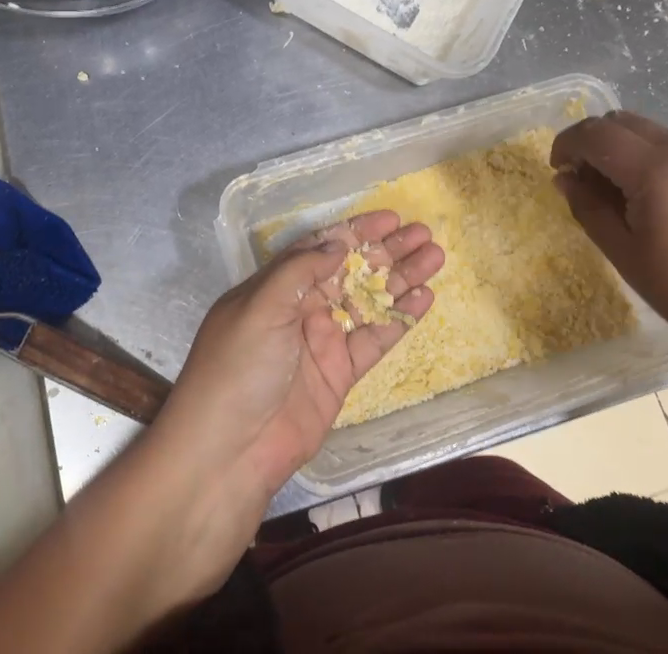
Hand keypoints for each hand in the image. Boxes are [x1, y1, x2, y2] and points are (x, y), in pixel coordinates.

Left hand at [153, 211, 441, 503]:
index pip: (321, 249)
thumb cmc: (237, 368)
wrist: (231, 448)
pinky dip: (400, 320)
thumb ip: (300, 271)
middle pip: (352, 272)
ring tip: (436, 258)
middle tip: (425, 235)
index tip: (391, 218)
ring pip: (370, 302)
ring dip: (402, 280)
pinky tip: (424, 300)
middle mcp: (301, 309)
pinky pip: (375, 340)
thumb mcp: (260, 307)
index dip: (356, 232)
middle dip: (387, 252)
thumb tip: (338, 244)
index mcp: (275, 288)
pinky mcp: (340, 374)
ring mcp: (322, 342)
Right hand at [550, 111, 667, 349]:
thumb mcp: (623, 252)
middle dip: (591, 141)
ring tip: (612, 192)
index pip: (596, 134)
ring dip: (619, 148)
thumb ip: (588, 207)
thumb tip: (565, 178)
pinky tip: (646, 197)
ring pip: (647, 131)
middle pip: (621, 122)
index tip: (556, 171)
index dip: (567, 145)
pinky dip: (646, 157)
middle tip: (579, 179)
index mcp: (655, 171)